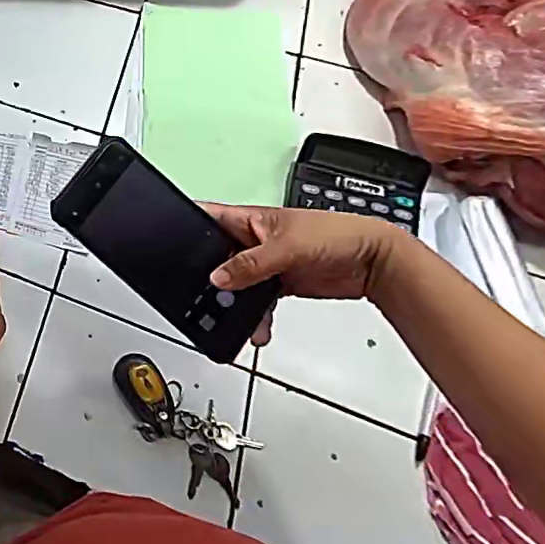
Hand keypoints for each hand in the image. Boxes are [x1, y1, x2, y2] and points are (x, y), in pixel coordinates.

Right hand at [201, 204, 405, 344]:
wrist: (378, 262)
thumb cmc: (341, 234)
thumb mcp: (289, 246)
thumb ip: (251, 263)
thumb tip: (218, 277)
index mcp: (246, 220)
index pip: (204, 216)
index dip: (182, 224)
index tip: (167, 240)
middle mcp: (249, 240)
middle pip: (213, 256)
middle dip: (208, 275)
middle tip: (204, 291)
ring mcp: (262, 263)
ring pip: (233, 283)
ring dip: (230, 302)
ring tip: (230, 317)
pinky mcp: (275, 283)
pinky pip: (254, 301)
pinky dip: (253, 316)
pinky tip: (256, 327)